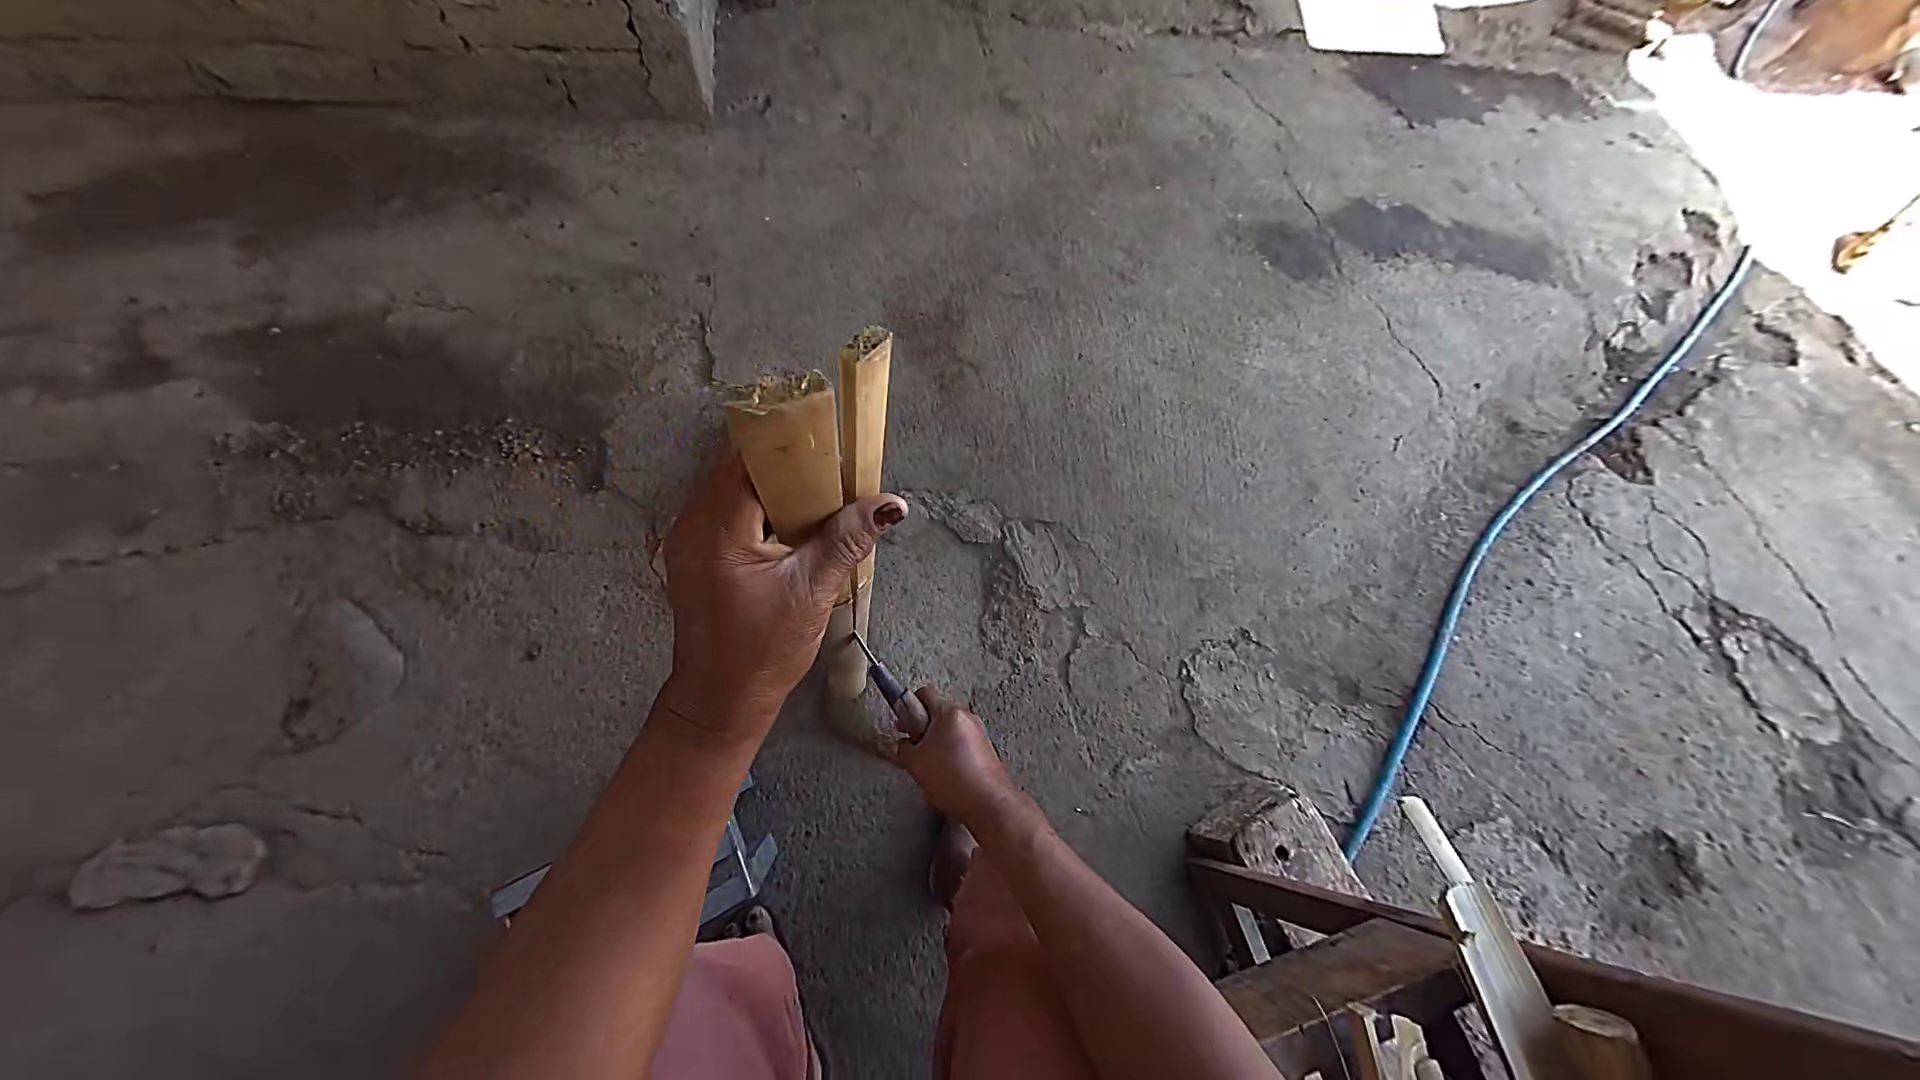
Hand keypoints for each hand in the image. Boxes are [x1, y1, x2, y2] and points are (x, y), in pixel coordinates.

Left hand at [657, 453, 907, 743]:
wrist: (722, 700)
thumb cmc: (762, 652)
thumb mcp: (811, 592)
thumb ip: (847, 540)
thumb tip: (890, 504)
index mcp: (716, 529)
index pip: (750, 460)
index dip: (791, 447)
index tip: (831, 445)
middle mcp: (693, 524)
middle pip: (741, 468)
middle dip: (789, 465)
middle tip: (834, 470)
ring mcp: (691, 537)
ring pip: (736, 487)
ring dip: (778, 486)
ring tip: (821, 493)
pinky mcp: (700, 552)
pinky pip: (732, 510)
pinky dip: (765, 507)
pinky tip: (796, 521)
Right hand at [894, 687, 1021, 824]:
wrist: (987, 804)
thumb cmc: (954, 780)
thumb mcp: (914, 762)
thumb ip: (903, 747)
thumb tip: (904, 744)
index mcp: (950, 712)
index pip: (923, 694)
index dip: (907, 707)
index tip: (902, 724)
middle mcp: (967, 717)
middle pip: (936, 712)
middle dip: (921, 729)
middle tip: (912, 748)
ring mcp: (977, 732)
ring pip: (948, 730)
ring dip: (935, 743)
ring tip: (929, 766)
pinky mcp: (983, 749)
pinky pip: (960, 743)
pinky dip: (949, 753)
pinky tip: (944, 775)